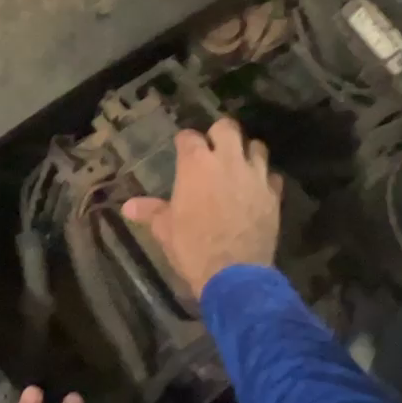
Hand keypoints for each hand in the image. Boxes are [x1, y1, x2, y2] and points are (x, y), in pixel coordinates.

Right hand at [122, 118, 283, 296]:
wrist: (234, 274)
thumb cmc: (192, 248)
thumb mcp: (165, 229)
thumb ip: (150, 211)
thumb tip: (128, 206)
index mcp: (195, 164)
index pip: (189, 136)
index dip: (185, 141)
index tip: (183, 148)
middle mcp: (227, 161)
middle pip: (227, 127)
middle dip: (220, 133)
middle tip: (215, 147)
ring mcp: (254, 176)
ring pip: (257, 146)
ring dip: (247, 152)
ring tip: (240, 164)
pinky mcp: (273, 194)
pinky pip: (272, 176)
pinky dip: (265, 179)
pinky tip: (257, 189)